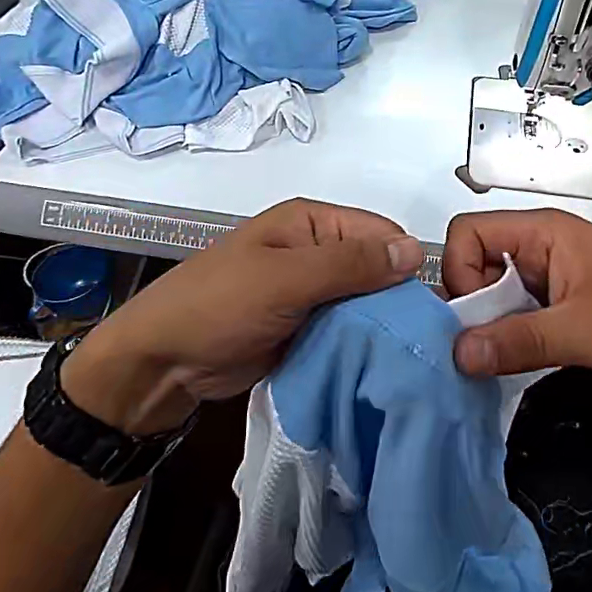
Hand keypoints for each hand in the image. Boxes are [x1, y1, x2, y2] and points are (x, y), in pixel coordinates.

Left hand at [60, 199, 424, 434]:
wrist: (162, 363)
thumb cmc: (218, 306)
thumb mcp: (284, 279)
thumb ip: (349, 264)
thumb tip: (416, 250)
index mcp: (311, 223)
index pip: (379, 234)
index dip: (405, 266)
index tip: (430, 309)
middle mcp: (316, 252)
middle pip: (377, 271)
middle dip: (398, 301)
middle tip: (427, 343)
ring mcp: (311, 293)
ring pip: (366, 305)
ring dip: (383, 328)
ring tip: (414, 359)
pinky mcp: (307, 328)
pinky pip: (347, 333)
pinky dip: (363, 347)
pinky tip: (385, 368)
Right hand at [442, 209, 591, 387]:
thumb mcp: (583, 329)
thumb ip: (517, 340)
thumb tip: (459, 353)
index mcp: (543, 231)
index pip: (469, 233)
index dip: (459, 270)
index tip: (473, 315)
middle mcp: (538, 248)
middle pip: (473, 264)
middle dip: (471, 304)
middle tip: (482, 345)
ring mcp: (547, 278)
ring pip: (491, 294)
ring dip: (489, 325)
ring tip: (500, 357)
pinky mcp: (555, 307)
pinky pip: (512, 315)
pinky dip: (506, 337)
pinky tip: (514, 360)